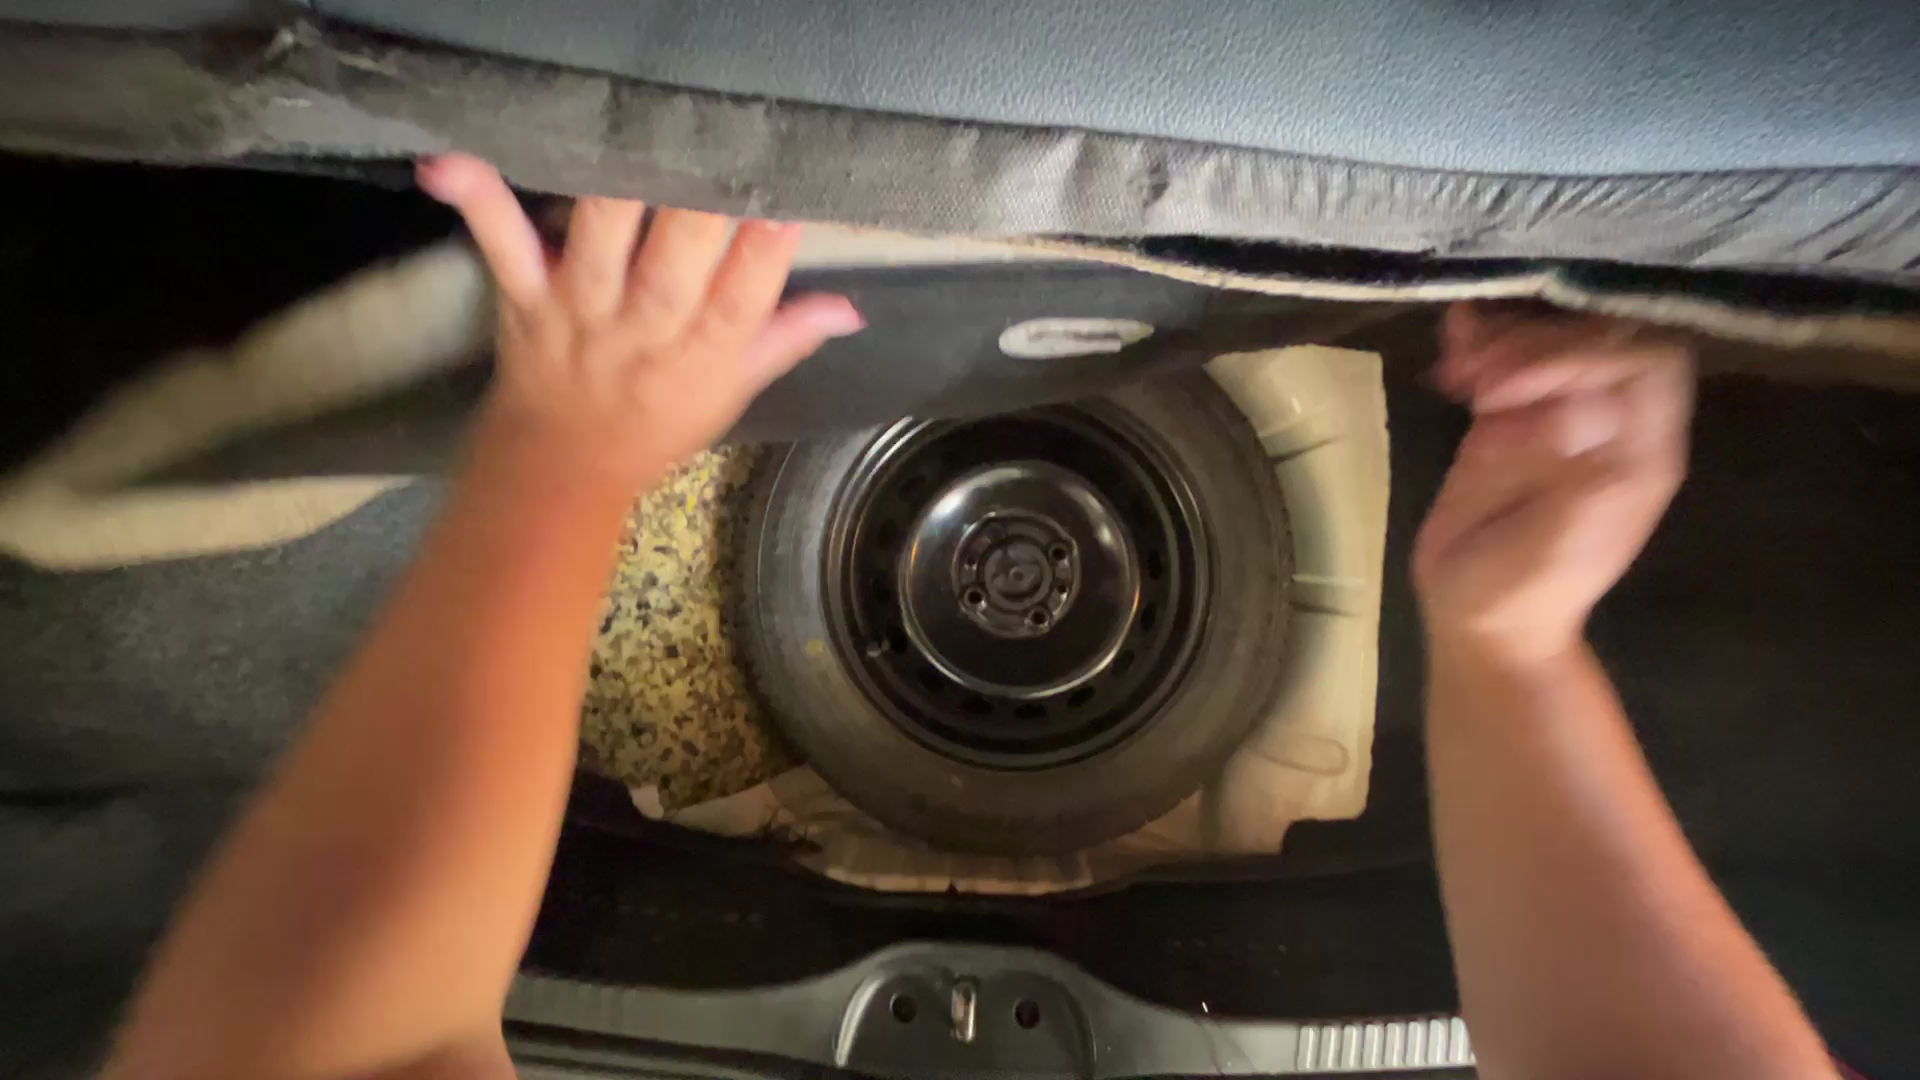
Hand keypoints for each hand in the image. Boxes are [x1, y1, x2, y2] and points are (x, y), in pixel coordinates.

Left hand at [417, 154, 863, 481]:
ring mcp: (586, 307)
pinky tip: (454, 161)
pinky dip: (480, 202)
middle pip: (681, 258)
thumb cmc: (663, 422)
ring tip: (633, 121)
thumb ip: (789, 338)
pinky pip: (502, 245)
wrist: (568, 460)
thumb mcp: (737, 389)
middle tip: (720, 136)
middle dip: (701, 203)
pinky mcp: (527, 295)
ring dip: (617, 184)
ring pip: (603, 236)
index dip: (769, 246)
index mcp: (709, 350)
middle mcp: (651, 324)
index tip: (787, 195)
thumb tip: (852, 309)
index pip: (748, 292)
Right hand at [1413, 303, 1693, 664]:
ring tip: (1454, 363)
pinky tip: (1453, 333)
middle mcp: (1602, 425)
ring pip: (1548, 347)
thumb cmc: (1518, 595)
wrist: (1482, 619)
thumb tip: (1582, 408)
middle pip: (1595, 342)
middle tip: (1472, 374)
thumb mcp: (1551, 553)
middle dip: (1533, 343)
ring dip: (1503, 338)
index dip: (1577, 356)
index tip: (1503, 386)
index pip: (1639, 363)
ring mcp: (1551, 422)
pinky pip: (1502, 372)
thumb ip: (1580, 486)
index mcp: (1633, 452)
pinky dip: (1478, 347)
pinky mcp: (1504, 428)